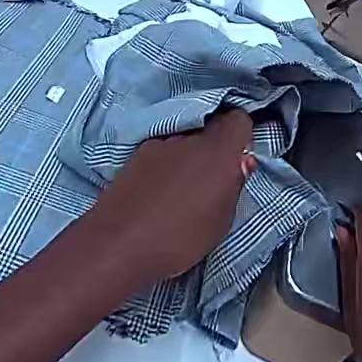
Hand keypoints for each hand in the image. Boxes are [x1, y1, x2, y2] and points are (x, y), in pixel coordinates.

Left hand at [80, 108, 255, 287]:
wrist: (119, 241)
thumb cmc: (179, 237)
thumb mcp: (221, 221)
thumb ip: (234, 185)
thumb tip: (241, 161)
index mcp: (218, 151)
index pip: (238, 120)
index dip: (242, 134)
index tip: (240, 156)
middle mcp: (189, 138)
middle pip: (210, 128)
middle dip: (215, 147)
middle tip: (213, 179)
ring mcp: (160, 143)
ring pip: (185, 140)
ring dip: (189, 156)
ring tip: (182, 190)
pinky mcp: (137, 153)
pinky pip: (163, 151)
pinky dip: (166, 164)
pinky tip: (160, 191)